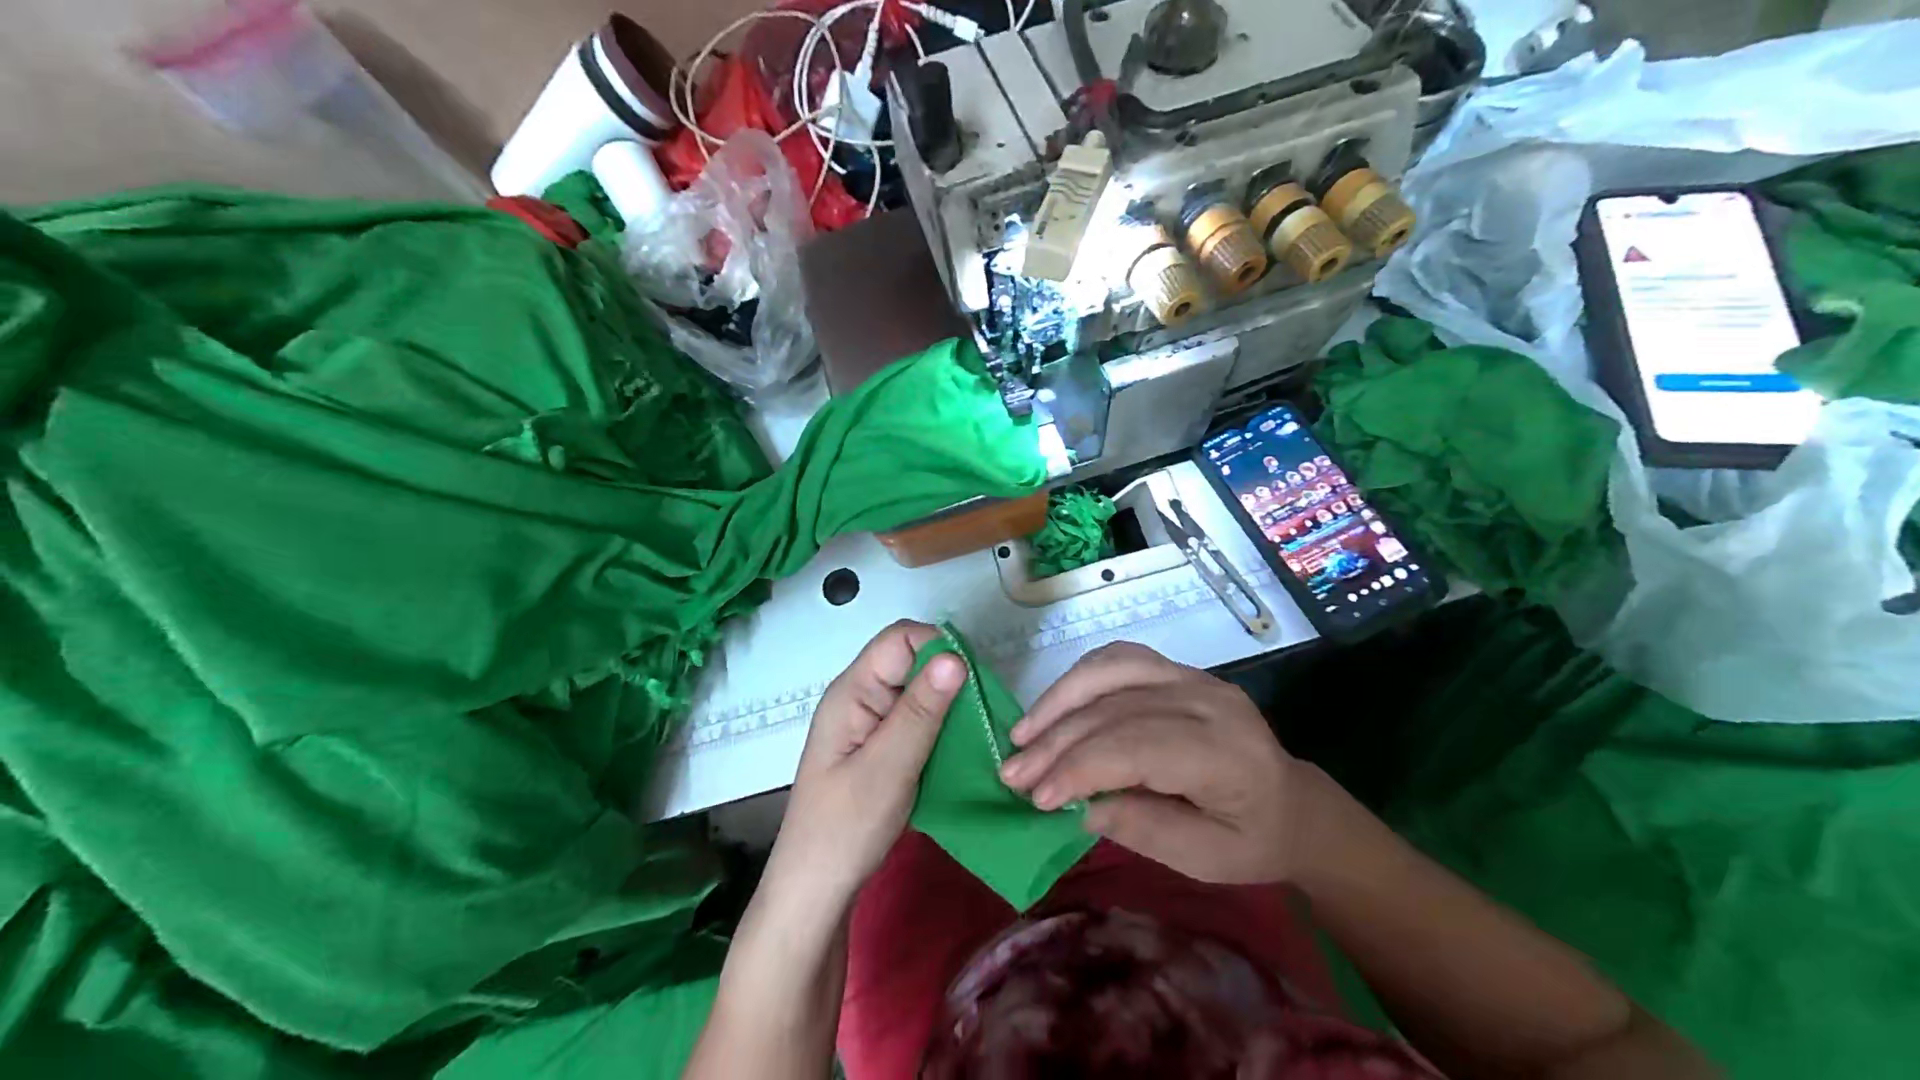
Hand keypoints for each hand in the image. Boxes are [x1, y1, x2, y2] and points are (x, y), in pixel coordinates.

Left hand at [768, 620, 966, 907]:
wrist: (816, 890)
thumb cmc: (846, 829)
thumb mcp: (888, 768)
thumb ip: (921, 711)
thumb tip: (955, 656)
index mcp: (852, 692)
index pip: (900, 639)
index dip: (938, 648)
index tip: (973, 681)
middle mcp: (860, 697)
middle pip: (911, 660)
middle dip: (948, 676)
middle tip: (982, 711)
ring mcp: (869, 722)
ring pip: (918, 690)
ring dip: (949, 704)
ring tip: (979, 730)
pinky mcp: (880, 745)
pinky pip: (917, 718)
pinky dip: (942, 726)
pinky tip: (962, 747)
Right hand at [997, 642, 1326, 884]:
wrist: (1292, 803)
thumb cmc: (1250, 839)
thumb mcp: (1204, 858)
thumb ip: (1142, 829)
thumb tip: (1079, 805)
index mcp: (1224, 752)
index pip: (1138, 746)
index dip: (1081, 767)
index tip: (1037, 798)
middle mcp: (1207, 701)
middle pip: (1115, 710)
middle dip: (1056, 742)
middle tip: (1012, 773)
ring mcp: (1191, 677)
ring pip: (1111, 670)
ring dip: (1059, 700)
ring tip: (1021, 734)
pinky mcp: (1177, 670)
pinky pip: (1119, 658)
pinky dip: (1080, 678)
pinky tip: (1054, 704)